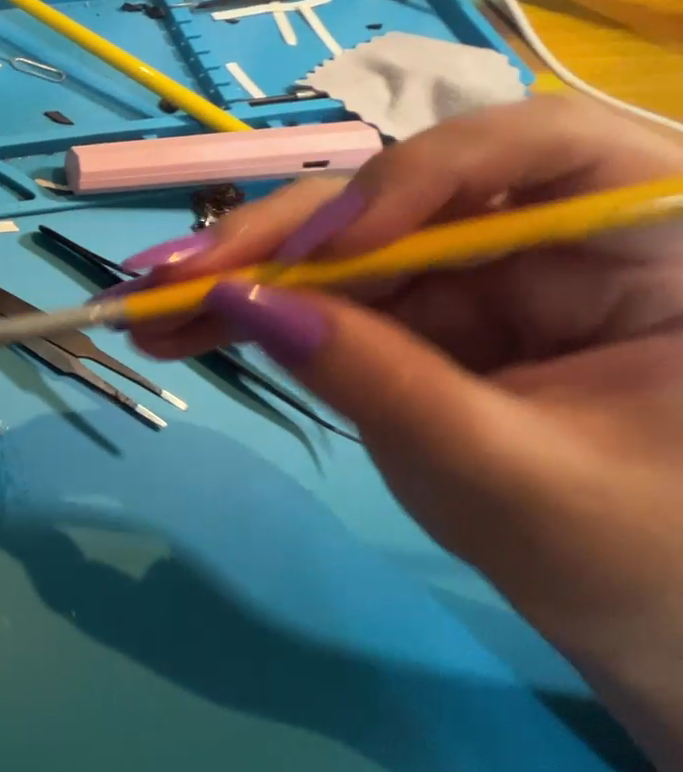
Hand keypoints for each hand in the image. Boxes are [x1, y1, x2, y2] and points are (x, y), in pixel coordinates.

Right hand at [112, 97, 682, 771]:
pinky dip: (240, 312)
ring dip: (228, 276)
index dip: (426, 173)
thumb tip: (238, 300)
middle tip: (169, 278)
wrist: (642, 622)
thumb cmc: (629, 555)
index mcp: (655, 249)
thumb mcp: (498, 469)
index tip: (331, 244)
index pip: (547, 149)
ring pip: (329, 242)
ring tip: (140, 311)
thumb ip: (371, 377)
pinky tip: (170, 330)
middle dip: (273, 238)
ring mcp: (469, 273)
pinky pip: (310, 293)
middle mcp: (549, 236)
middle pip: (394, 196)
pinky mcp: (409, 310)